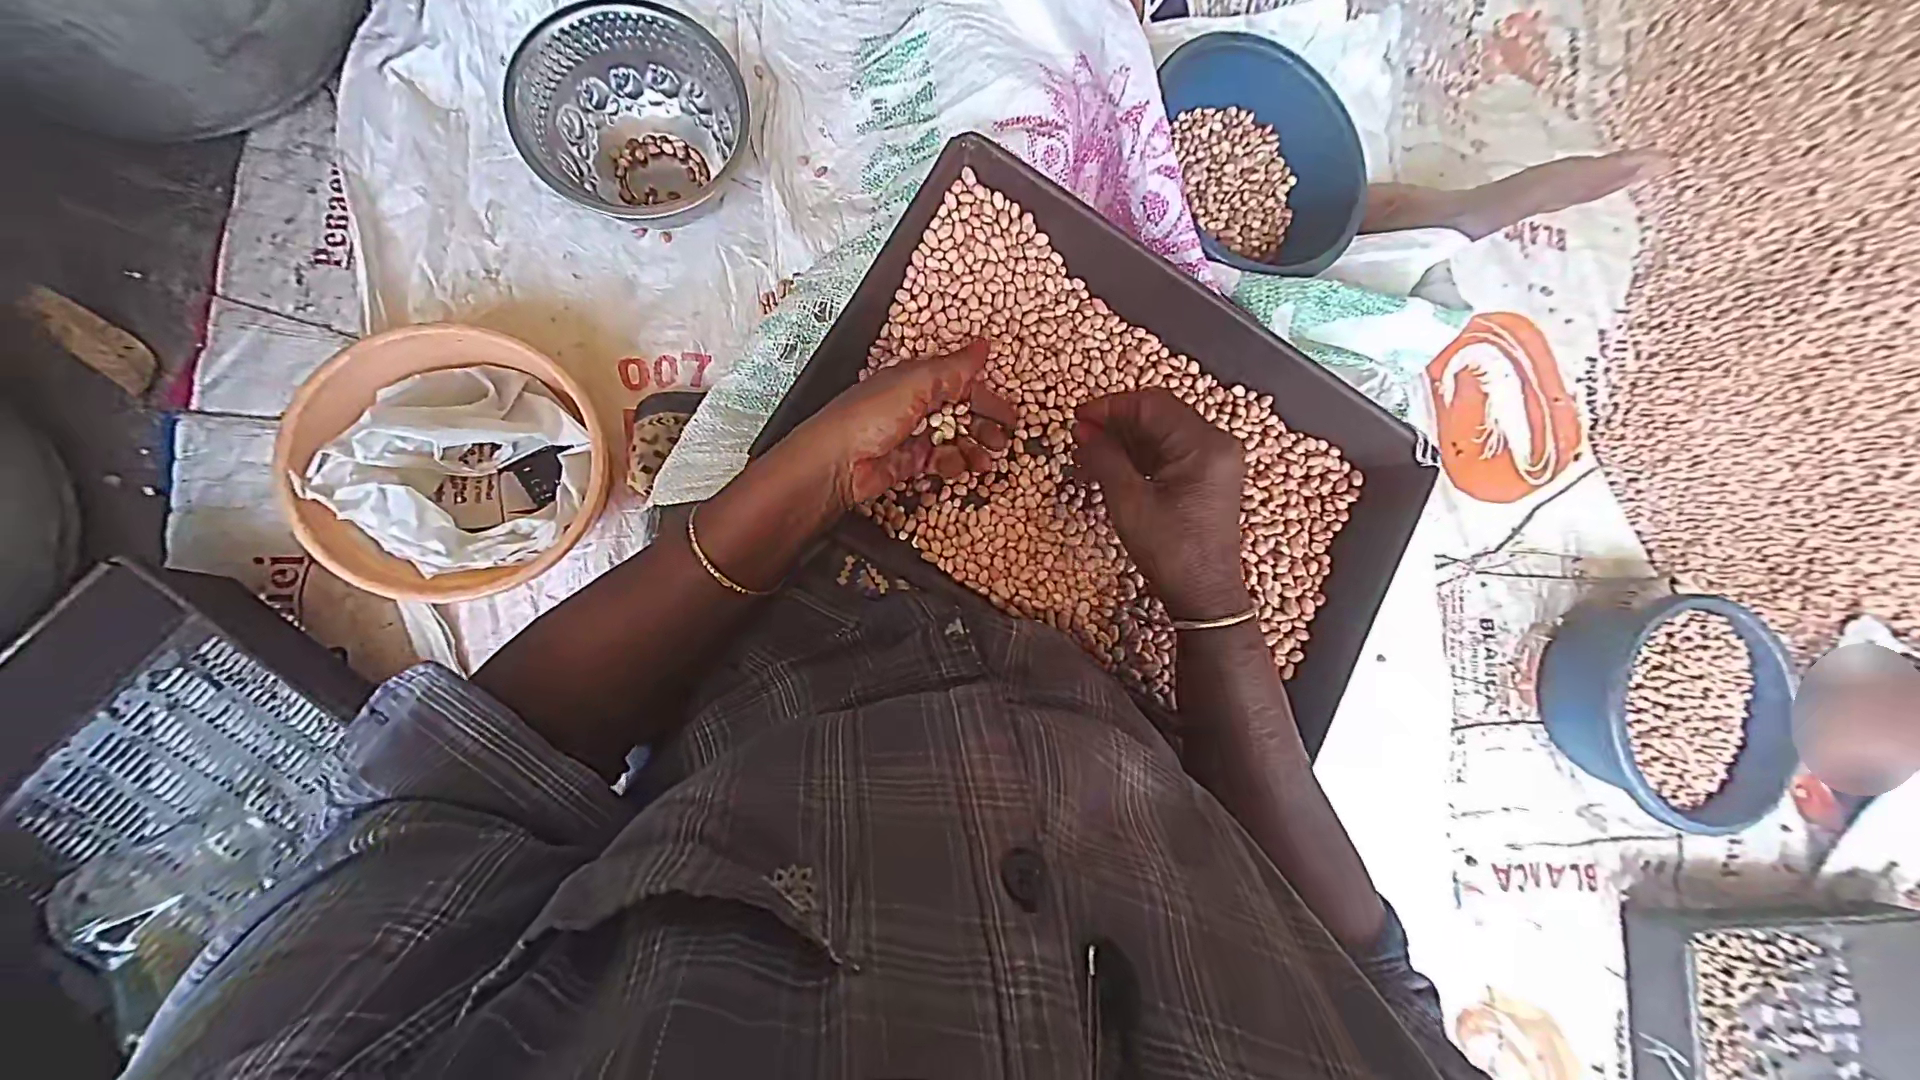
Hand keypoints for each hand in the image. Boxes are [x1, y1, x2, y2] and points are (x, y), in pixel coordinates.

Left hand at [781, 340, 1013, 510]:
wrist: (837, 461)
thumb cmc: (869, 416)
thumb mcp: (916, 383)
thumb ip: (954, 368)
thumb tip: (983, 345)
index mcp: (918, 379)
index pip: (962, 386)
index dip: (988, 400)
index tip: (1010, 417)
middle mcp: (917, 405)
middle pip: (962, 414)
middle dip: (985, 427)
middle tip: (1001, 442)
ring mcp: (913, 434)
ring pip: (954, 439)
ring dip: (973, 449)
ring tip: (984, 462)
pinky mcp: (909, 462)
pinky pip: (940, 461)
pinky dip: (953, 465)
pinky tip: (959, 469)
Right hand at [1073, 389, 1250, 619]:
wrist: (1202, 595)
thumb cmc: (1170, 550)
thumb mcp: (1129, 501)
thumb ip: (1105, 457)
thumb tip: (1082, 429)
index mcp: (1205, 444)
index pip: (1152, 405)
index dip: (1110, 406)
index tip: (1078, 416)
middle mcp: (1216, 445)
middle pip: (1158, 416)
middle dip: (1115, 423)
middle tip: (1079, 434)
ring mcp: (1214, 462)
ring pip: (1161, 435)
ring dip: (1124, 440)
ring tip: (1088, 452)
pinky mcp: (1206, 479)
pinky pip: (1169, 454)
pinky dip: (1139, 457)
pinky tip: (1110, 465)